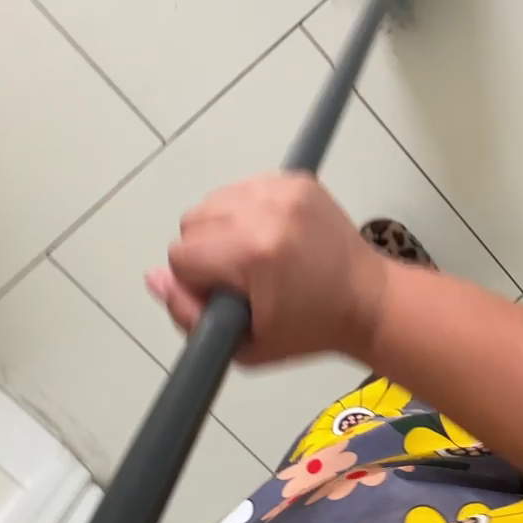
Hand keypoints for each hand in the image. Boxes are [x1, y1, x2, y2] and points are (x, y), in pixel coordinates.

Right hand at [147, 173, 390, 364]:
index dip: (196, 283)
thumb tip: (153, 277)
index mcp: (252, 252)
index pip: (181, 256)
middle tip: (243, 277)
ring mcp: (283, 188)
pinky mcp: (297, 178)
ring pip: (214, 202)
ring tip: (258, 256)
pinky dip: (246, 210)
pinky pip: (242, 188)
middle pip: (192, 222)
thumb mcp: (245, 344)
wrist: (368, 299)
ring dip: (224, 229)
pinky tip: (272, 236)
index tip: (227, 297)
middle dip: (207, 253)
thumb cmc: (308, 329)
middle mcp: (265, 210)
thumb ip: (190, 316)